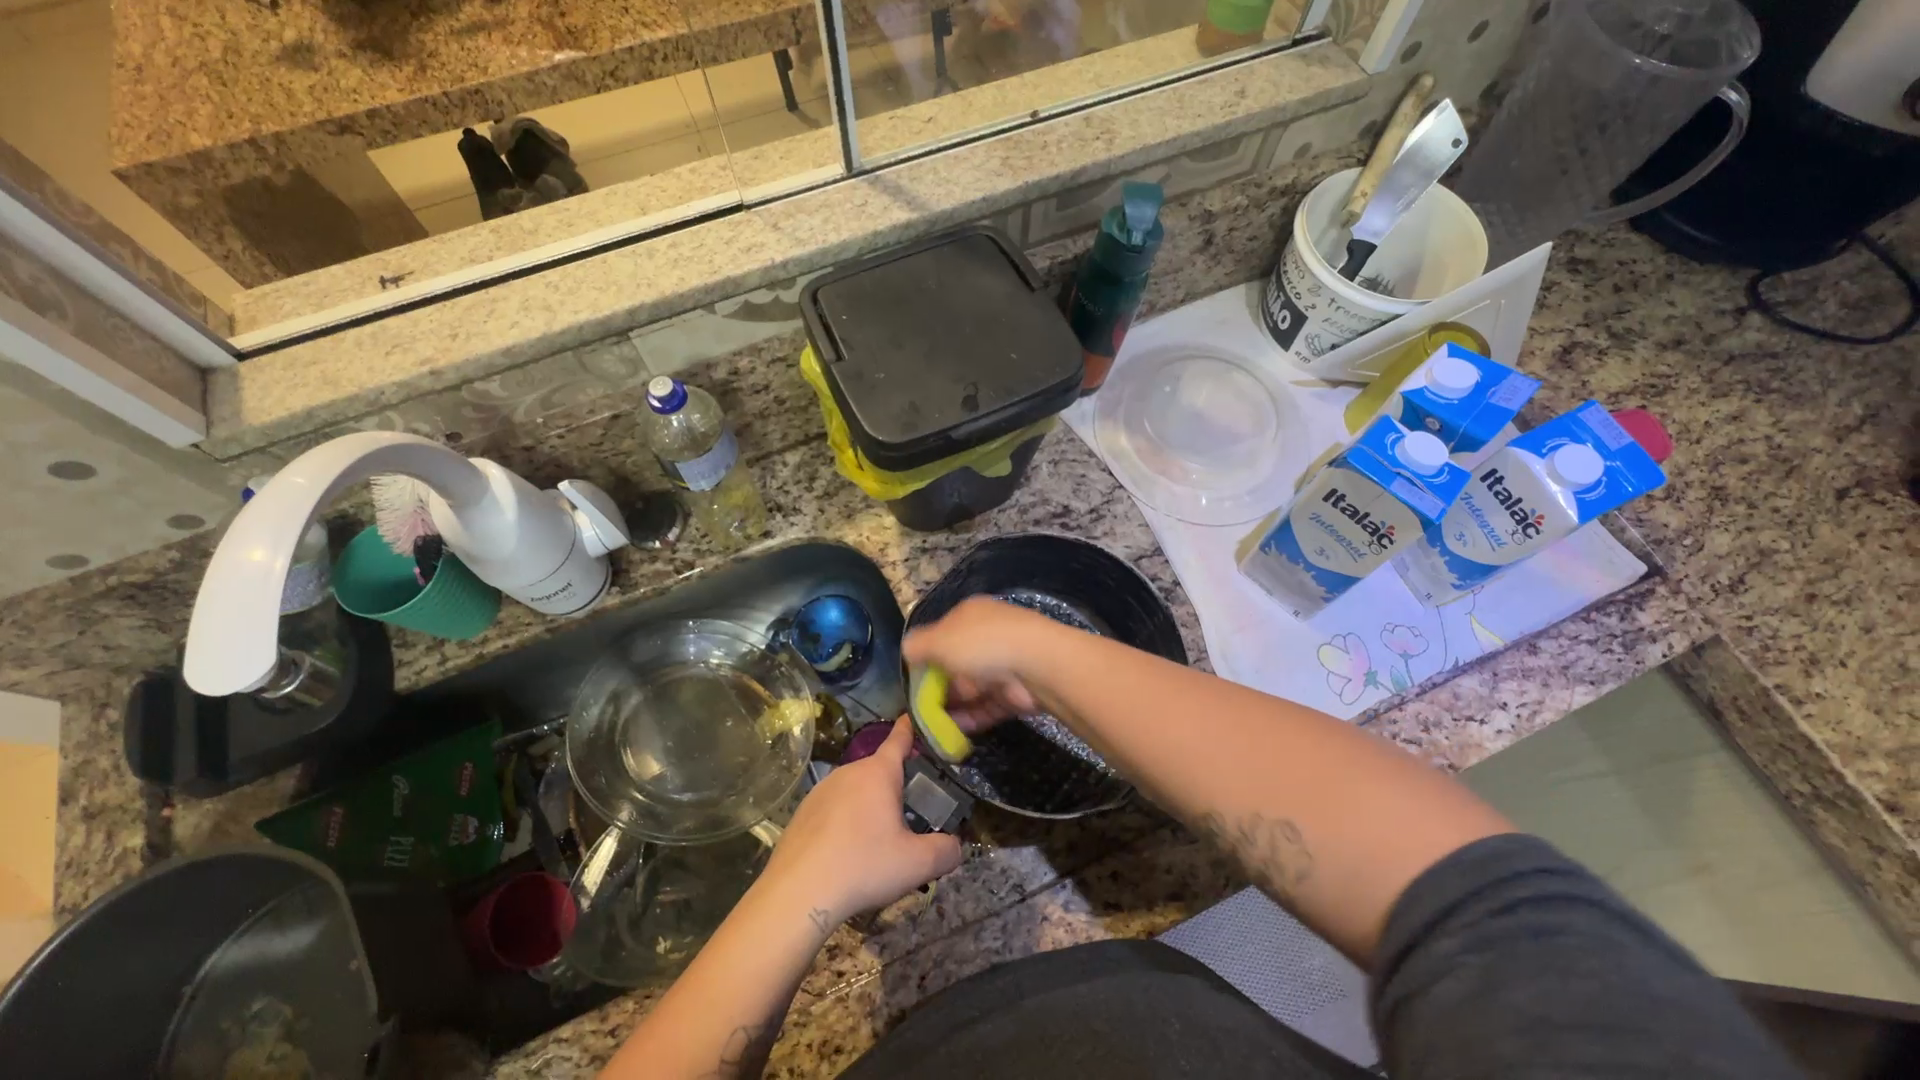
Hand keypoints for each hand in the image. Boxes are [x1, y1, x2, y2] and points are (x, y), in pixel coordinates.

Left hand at [759, 717, 962, 924]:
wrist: (799, 893)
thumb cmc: (864, 866)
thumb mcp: (918, 864)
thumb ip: (946, 851)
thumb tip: (955, 847)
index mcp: (878, 774)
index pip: (898, 740)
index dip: (908, 729)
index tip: (911, 717)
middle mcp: (847, 772)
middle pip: (878, 772)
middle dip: (895, 787)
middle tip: (910, 815)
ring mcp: (820, 791)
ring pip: (855, 792)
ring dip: (869, 807)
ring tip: (878, 842)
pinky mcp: (802, 813)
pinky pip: (834, 809)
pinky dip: (845, 822)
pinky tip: (848, 852)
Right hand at [901, 596, 1058, 731]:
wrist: (1037, 664)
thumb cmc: (981, 644)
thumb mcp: (939, 640)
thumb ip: (918, 646)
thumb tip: (907, 650)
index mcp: (969, 616)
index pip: (941, 635)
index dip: (926, 657)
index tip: (913, 680)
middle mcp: (987, 637)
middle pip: (956, 664)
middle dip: (939, 687)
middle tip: (921, 709)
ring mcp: (1003, 665)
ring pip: (971, 689)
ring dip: (953, 708)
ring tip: (931, 728)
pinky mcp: (1015, 693)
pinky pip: (987, 707)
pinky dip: (971, 719)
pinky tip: (952, 734)